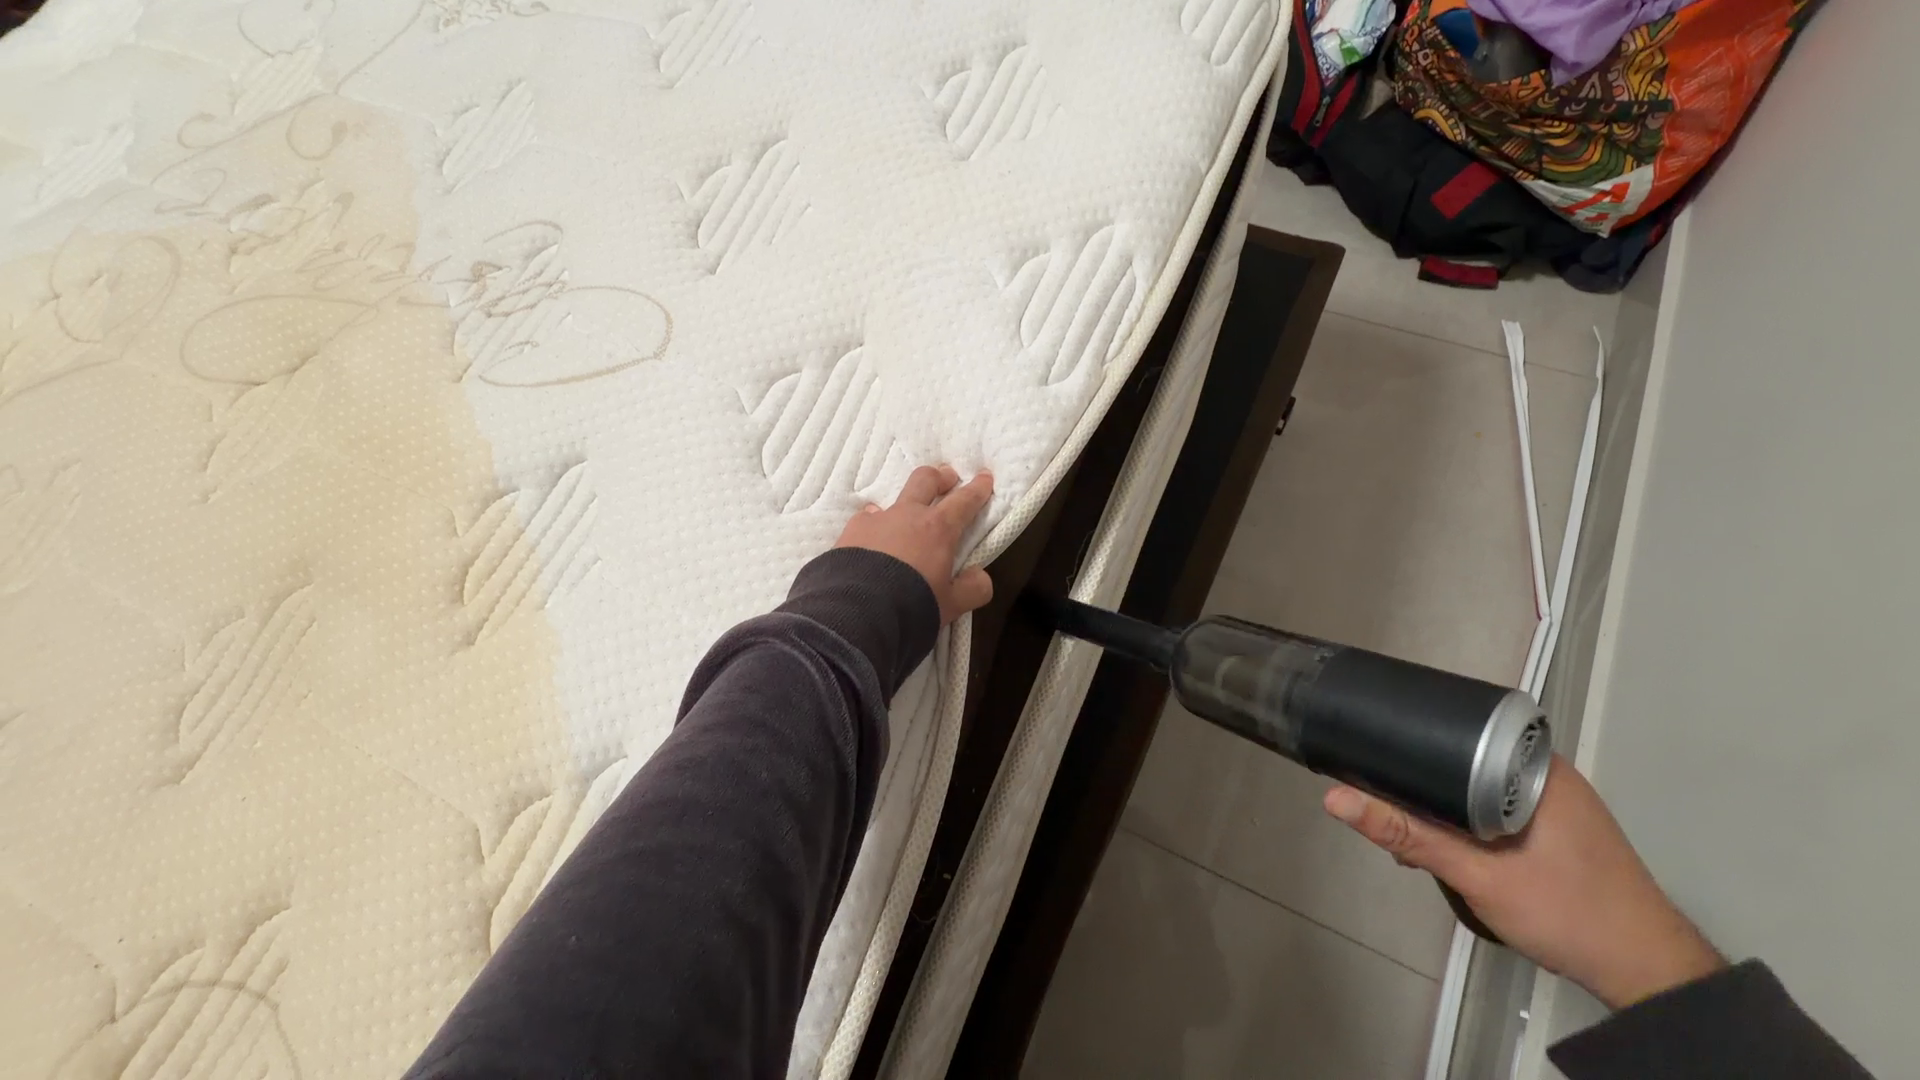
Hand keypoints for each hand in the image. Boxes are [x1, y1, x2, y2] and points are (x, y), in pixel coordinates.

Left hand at [835, 464, 994, 624]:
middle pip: (925, 480)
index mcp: (938, 529)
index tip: (984, 477)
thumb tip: (980, 576)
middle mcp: (908, 515)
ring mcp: (876, 520)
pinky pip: (866, 519)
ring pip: (894, 499)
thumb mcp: (951, 605)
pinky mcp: (850, 531)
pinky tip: (872, 539)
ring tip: (904, 521)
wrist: (857, 611)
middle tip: (947, 479)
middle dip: (940, 477)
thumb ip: (972, 589)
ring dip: (905, 505)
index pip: (964, 501)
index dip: (977, 489)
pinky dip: (875, 525)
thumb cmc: (912, 605)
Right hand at [1324, 755, 1724, 1008]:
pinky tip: (1446, 845)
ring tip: (1405, 830)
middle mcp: (1548, 775)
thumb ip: (1407, 835)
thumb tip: (1337, 799)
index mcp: (1536, 768)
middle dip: (1421, 783)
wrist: (1646, 973)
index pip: (1461, 729)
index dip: (1412, 738)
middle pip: (1465, 760)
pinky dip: (1468, 820)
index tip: (1370, 753)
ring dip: (1443, 806)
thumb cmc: (1565, 912)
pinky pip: (1497, 807)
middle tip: (1383, 805)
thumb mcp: (1476, 874)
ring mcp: (1558, 803)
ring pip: (1479, 787)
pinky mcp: (1559, 829)